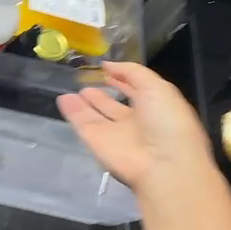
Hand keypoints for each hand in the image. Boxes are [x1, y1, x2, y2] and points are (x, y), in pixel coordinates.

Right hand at [57, 61, 217, 195]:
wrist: (162, 164)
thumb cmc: (167, 122)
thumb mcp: (158, 87)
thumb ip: (133, 72)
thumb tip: (108, 65)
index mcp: (156, 109)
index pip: (138, 92)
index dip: (125, 80)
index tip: (108, 69)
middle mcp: (135, 123)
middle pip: (114, 107)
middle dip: (103, 96)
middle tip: (87, 82)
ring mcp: (115, 134)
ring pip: (96, 116)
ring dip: (85, 104)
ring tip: (72, 90)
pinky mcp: (96, 142)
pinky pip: (81, 124)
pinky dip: (72, 112)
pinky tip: (62, 99)